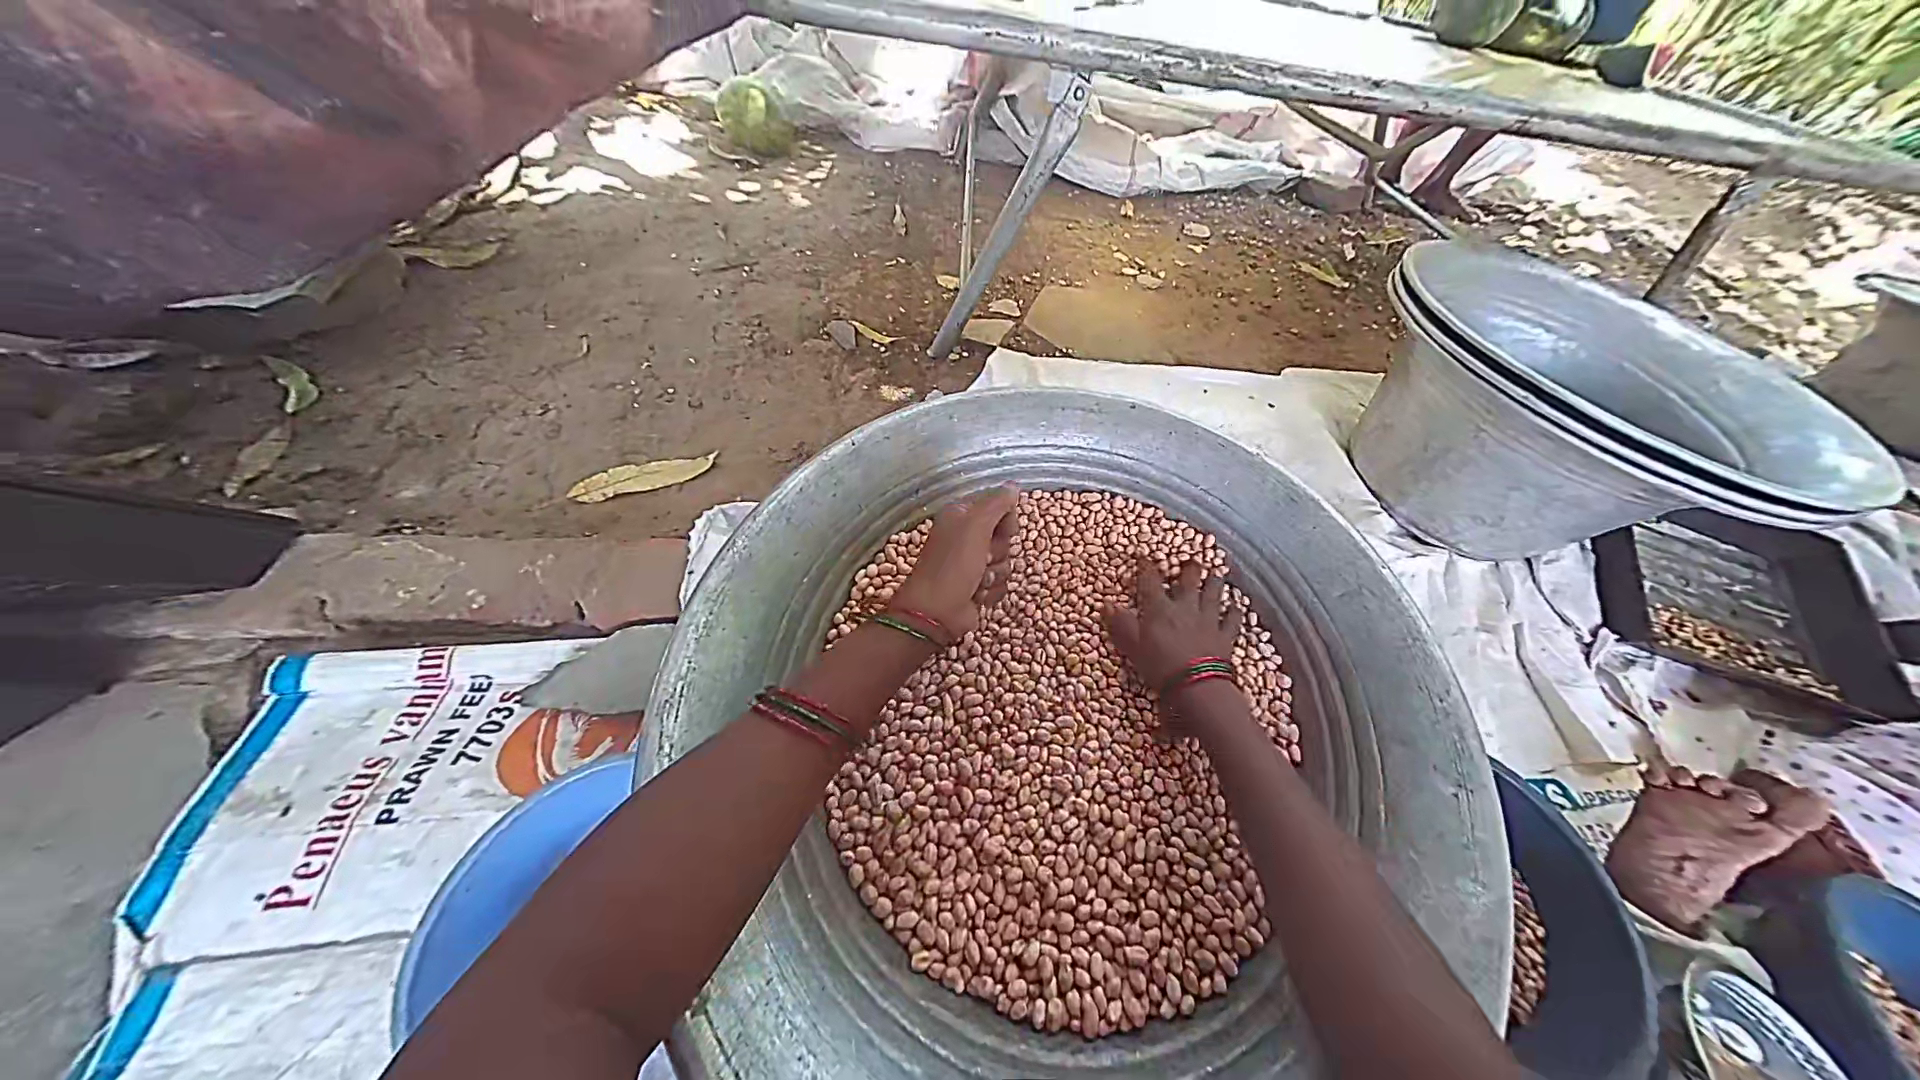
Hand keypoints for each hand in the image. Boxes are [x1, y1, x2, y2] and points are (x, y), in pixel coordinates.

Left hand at [891, 485, 1019, 638]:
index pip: (998, 506)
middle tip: (983, 558)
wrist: (936, 612)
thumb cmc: (953, 566)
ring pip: (1005, 561)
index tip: (1003, 530)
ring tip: (978, 581)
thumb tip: (1013, 486)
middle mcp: (965, 537)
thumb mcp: (975, 526)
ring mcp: (971, 563)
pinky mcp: (977, 586)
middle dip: (999, 550)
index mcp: (960, 516)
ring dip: (995, 573)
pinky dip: (992, 590)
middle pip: (1004, 536)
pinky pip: (1001, 583)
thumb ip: (997, 503)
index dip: (1005, 520)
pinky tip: (978, 595)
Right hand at [1106, 559, 1243, 724]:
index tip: (1144, 557)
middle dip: (1189, 570)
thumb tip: (1106, 605)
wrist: (1196, 685)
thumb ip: (1120, 625)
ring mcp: (1208, 620)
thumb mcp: (1132, 646)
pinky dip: (1234, 612)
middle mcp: (1185, 608)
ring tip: (1216, 575)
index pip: (1151, 582)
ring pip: (1213, 595)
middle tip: (1192, 561)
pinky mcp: (1225, 636)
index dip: (1146, 568)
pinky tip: (1236, 607)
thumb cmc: (1159, 665)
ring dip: (1214, 584)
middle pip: (1189, 583)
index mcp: (1160, 609)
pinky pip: (1231, 620)